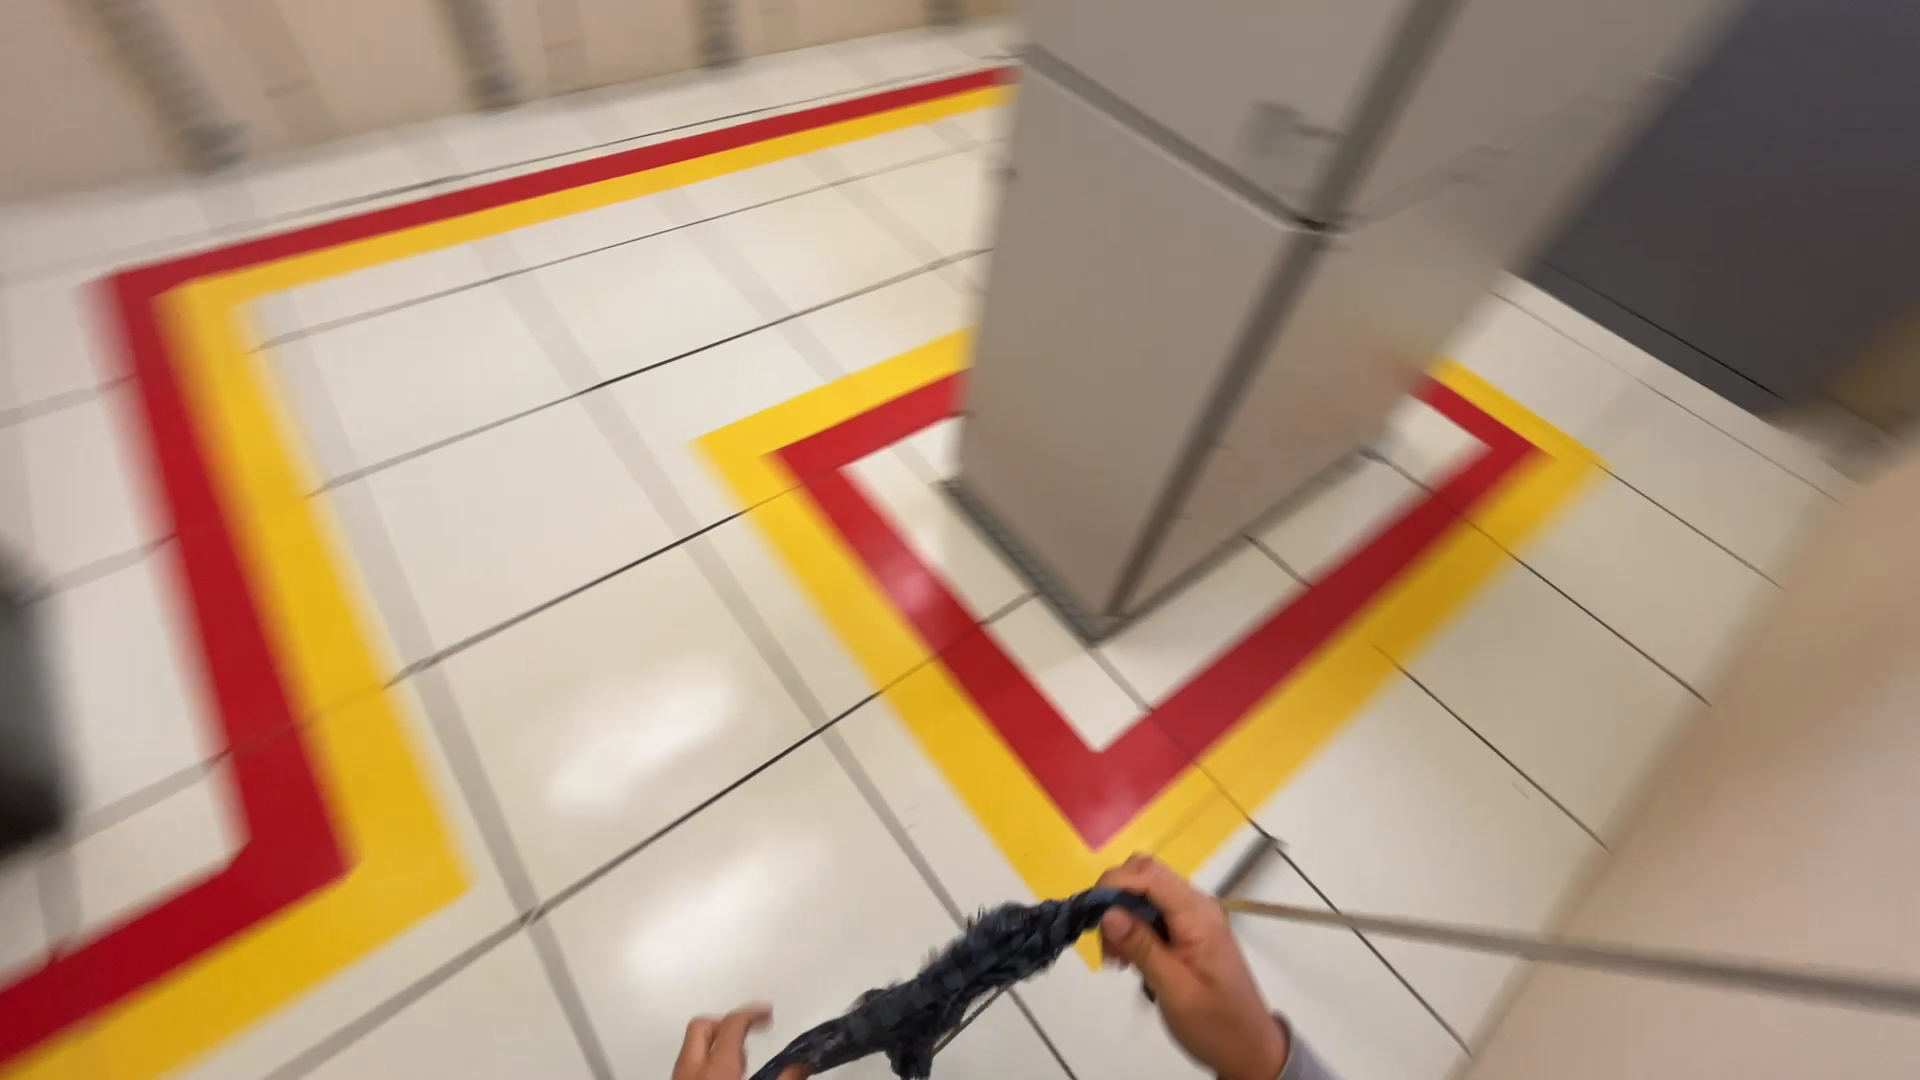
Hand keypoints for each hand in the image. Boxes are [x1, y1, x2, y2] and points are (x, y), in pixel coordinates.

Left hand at [671, 1006, 806, 1079]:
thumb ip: (784, 1079)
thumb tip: (802, 1064)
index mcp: (717, 1070)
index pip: (733, 1023)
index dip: (753, 1013)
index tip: (768, 1015)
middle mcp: (692, 1073)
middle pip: (702, 1027)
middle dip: (725, 1023)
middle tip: (749, 1032)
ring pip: (690, 1050)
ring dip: (713, 1046)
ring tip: (739, 1062)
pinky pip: (687, 1070)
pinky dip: (704, 1066)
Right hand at [1098, 855, 1288, 1079]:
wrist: (1252, 1052)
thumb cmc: (1216, 1025)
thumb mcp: (1175, 991)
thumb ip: (1142, 947)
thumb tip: (1107, 911)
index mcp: (1196, 914)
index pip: (1148, 875)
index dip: (1114, 883)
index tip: (1091, 913)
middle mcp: (1195, 904)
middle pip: (1145, 873)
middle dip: (1115, 896)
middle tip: (1105, 938)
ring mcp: (1192, 914)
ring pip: (1145, 889)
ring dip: (1121, 912)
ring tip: (1116, 956)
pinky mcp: (1187, 928)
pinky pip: (1152, 908)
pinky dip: (1133, 924)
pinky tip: (1128, 956)